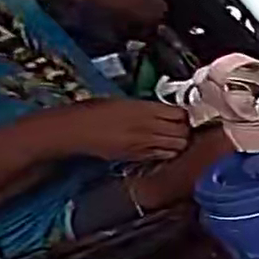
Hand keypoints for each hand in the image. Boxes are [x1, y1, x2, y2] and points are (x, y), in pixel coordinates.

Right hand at [24, 99, 192, 162]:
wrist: (73, 130)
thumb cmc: (92, 112)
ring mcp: (146, 142)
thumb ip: (146, 108)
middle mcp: (149, 125)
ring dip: (181, 142)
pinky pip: (167, 155)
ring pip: (180, 145)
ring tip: (173, 139)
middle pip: (184, 131)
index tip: (181, 116)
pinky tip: (163, 148)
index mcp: (143, 108)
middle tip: (180, 129)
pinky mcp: (142, 155)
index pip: (180, 113)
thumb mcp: (121, 102)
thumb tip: (167, 113)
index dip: (184, 116)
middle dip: (186, 130)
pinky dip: (170, 152)